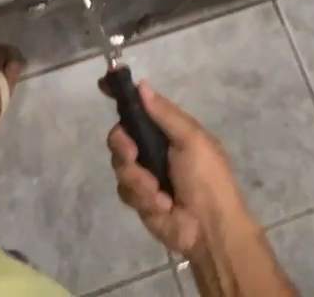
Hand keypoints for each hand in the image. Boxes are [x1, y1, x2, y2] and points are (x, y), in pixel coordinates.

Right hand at [108, 82, 252, 256]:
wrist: (211, 229)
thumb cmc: (207, 177)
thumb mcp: (192, 139)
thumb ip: (164, 113)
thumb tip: (141, 84)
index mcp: (167, 130)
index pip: (139, 107)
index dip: (120, 95)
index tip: (102, 84)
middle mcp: (152, 148)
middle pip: (120, 135)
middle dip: (122, 143)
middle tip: (132, 153)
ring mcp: (144, 174)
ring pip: (119, 163)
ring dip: (137, 178)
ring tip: (157, 191)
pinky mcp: (138, 199)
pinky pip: (125, 189)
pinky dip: (142, 197)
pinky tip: (162, 205)